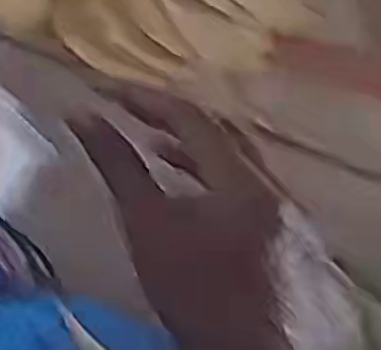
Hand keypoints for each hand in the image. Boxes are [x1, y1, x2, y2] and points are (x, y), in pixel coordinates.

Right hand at [69, 91, 288, 349]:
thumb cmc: (196, 290)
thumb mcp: (145, 221)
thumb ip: (116, 162)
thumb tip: (81, 113)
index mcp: (248, 185)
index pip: (191, 118)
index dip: (142, 97)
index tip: (101, 89)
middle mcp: (282, 197)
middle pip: (225, 135)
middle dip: (172, 115)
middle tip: (128, 107)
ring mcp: (298, 226)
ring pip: (242, 164)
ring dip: (194, 147)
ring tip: (152, 144)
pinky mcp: (299, 251)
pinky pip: (253, 191)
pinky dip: (214, 175)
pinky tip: (190, 189)